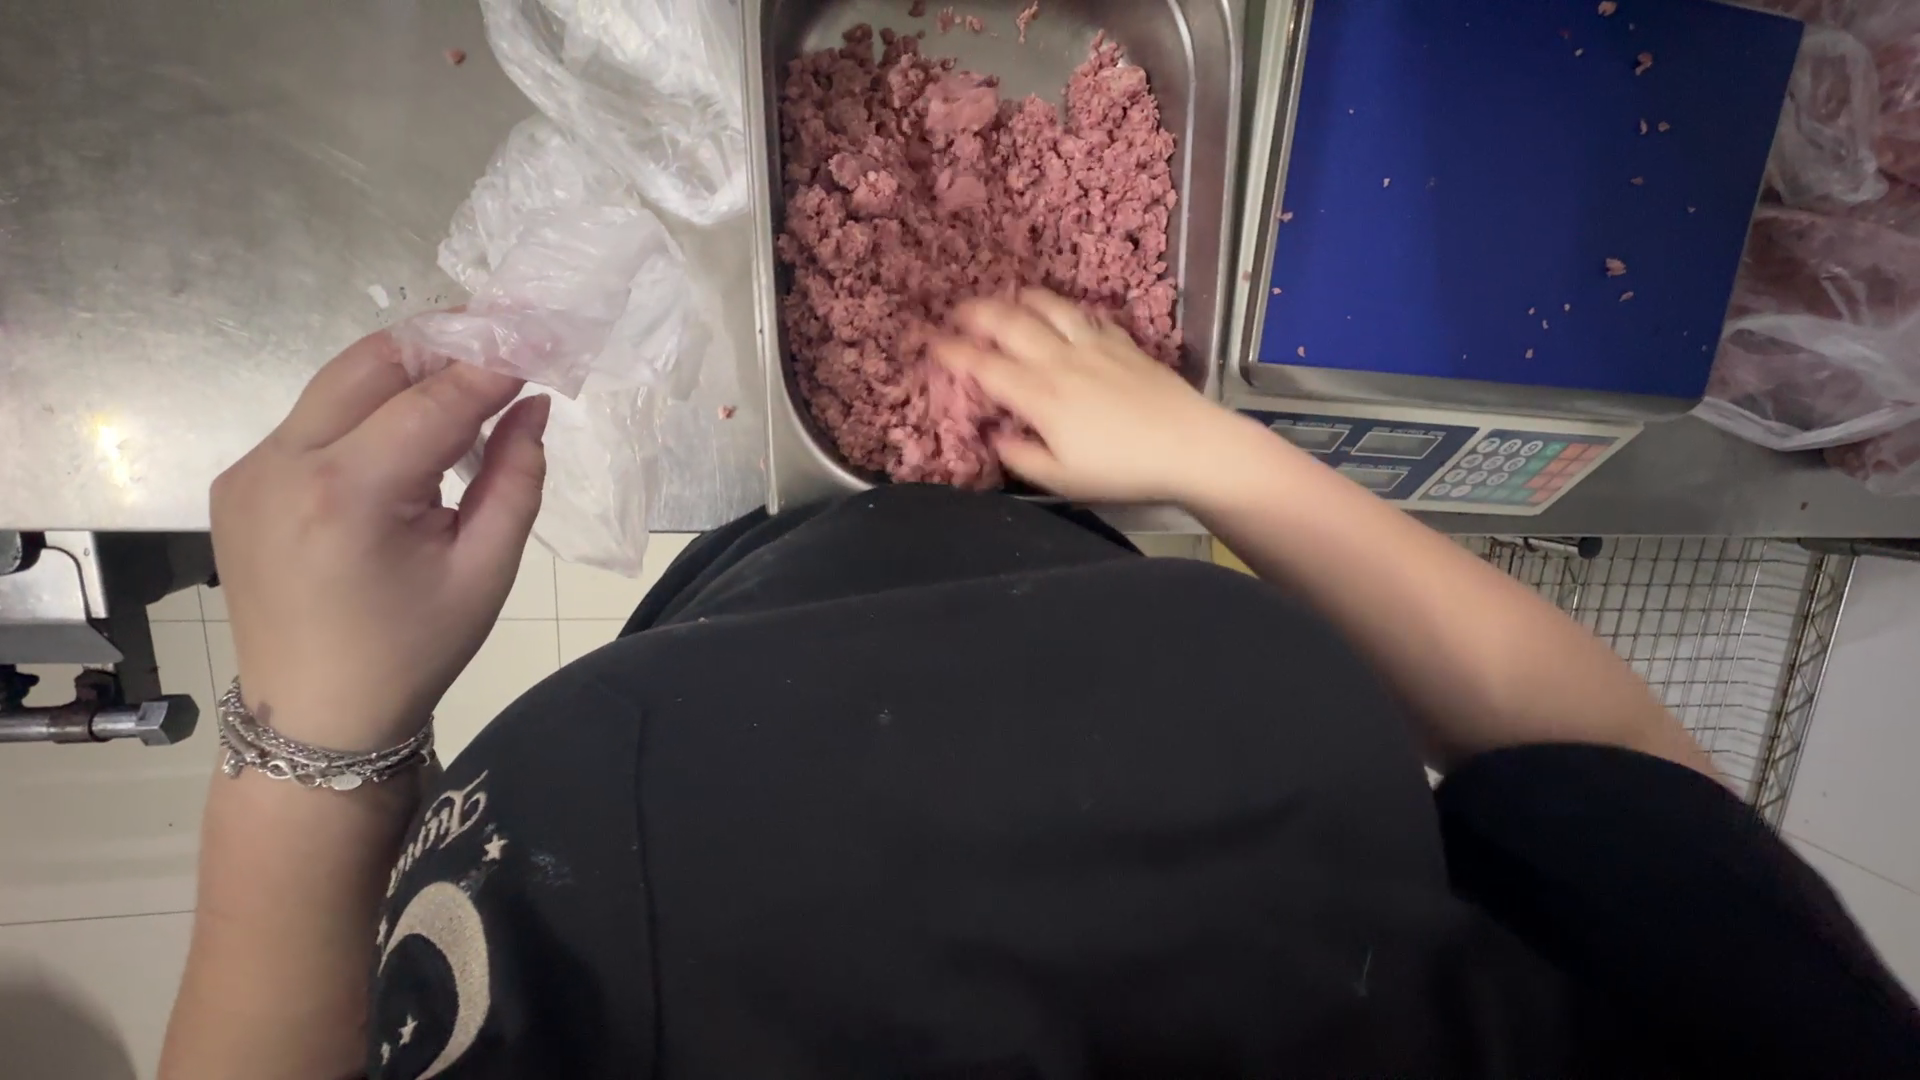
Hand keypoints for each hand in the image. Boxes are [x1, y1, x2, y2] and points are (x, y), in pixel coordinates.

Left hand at [209, 331, 548, 751]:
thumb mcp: (488, 568)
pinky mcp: (243, 479)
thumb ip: (517, 478)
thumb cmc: (419, 647)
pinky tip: (418, 433)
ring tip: (473, 382)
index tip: (543, 338)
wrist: (317, 710)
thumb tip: (532, 406)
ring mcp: (249, 468)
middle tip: (508, 341)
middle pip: (371, 362)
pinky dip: (378, 406)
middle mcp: (281, 463)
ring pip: (339, 381)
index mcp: (349, 494)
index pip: (435, 398)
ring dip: (411, 370)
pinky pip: (320, 417)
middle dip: (446, 342)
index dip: (496, 363)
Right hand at [931, 289, 1262, 502]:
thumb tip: (996, 436)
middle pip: (1009, 323)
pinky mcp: (1122, 343)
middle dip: (976, 313)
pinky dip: (1061, 307)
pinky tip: (1058, 311)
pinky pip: (1084, 314)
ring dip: (1019, 300)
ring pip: (1047, 308)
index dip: (952, 352)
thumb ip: (1020, 455)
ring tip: (1005, 299)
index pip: (984, 366)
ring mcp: (1093, 346)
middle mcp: (1060, 360)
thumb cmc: (1121, 469)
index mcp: (1039, 395)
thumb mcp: (1062, 477)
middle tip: (956, 312)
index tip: (930, 345)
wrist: (1190, 445)